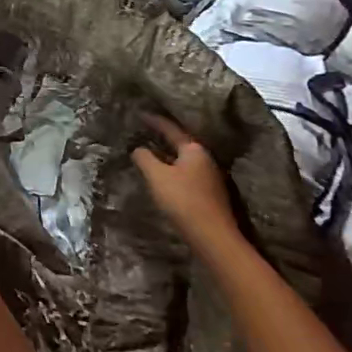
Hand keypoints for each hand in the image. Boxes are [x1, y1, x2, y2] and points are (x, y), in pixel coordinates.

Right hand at [131, 114, 240, 254]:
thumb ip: (145, 158)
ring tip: (151, 153)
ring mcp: (210, 177)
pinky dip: (174, 170)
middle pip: (180, 142)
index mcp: (194, 149)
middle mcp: (205, 158)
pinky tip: (165, 177)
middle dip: (162, 137)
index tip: (140, 113)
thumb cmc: (183, 201)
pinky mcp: (210, 194)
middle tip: (145, 131)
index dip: (154, 120)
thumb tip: (138, 148)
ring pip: (184, 160)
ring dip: (168, 155)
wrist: (213, 237)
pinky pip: (188, 174)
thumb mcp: (157, 177)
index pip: (171, 128)